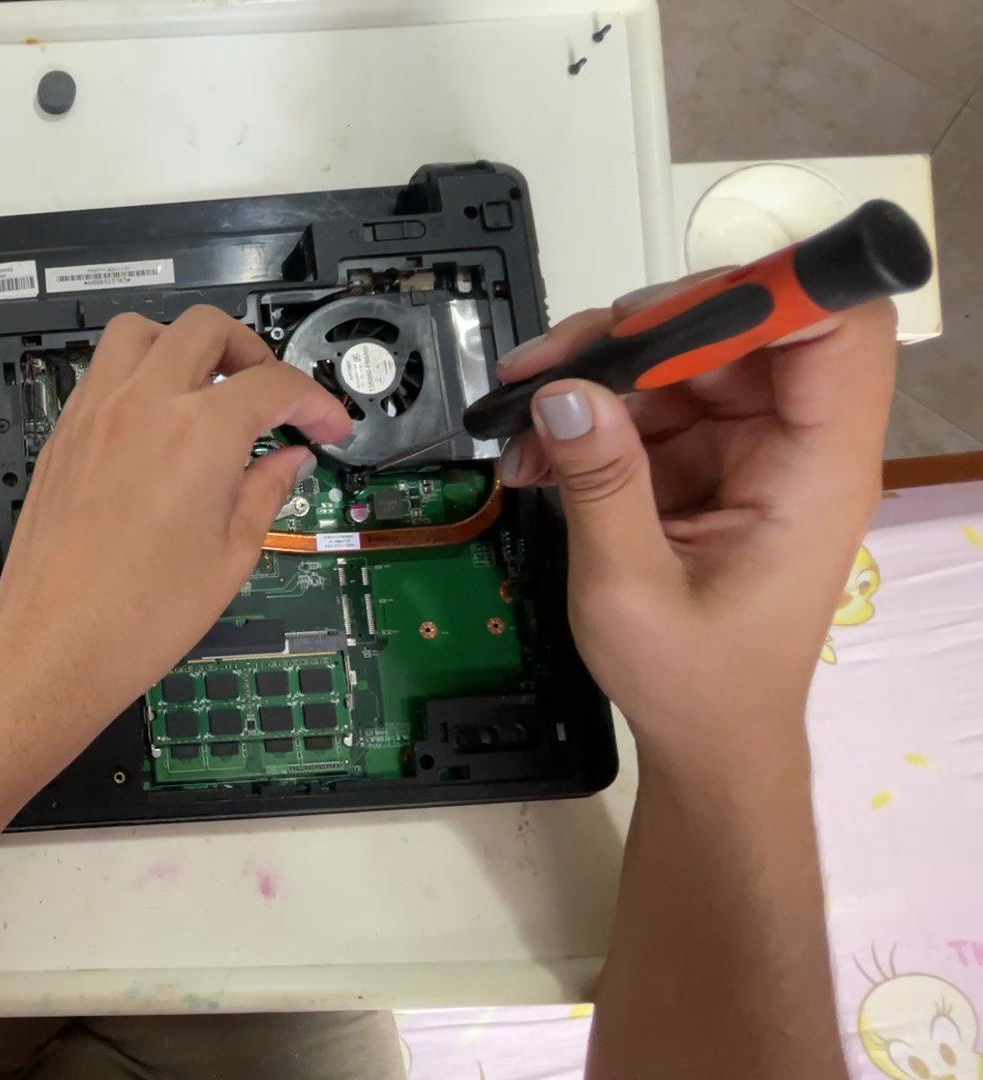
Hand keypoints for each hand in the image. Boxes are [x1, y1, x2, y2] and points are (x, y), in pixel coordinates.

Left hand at [0, 307, 351, 757]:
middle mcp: (140, 407)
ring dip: (180, 344)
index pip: (273, 383)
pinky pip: (99, 374)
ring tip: (203, 388)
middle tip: (266, 393)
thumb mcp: (230, 558)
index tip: (323, 425)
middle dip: (249, 350)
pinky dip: (134, 375)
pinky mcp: (62, 437)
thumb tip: (285, 462)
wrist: (54, 646)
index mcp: (197, 433)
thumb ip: (265, 493)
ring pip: (137, 332)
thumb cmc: (134, 617)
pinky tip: (152, 422)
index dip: (313, 401)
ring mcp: (92, 416)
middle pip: (204, 328)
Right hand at [496, 280, 896, 753]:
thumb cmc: (687, 673)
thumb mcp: (627, 582)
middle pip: (726, 341)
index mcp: (811, 470)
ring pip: (665, 376)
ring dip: (580, 392)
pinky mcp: (691, 472)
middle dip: (622, 343)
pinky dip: (574, 431)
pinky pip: (632, 421)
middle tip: (531, 371)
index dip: (750, 299)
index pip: (825, 337)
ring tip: (513, 435)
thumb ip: (601, 483)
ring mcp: (735, 455)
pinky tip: (530, 465)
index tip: (637, 322)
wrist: (699, 731)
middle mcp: (784, 445)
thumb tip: (561, 393)